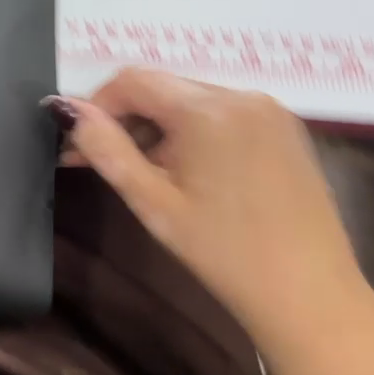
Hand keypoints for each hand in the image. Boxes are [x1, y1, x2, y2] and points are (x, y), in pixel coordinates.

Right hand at [54, 69, 368, 349]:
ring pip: (189, 99)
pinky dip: (191, 131)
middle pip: (161, 87)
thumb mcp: (149, 199)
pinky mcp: (286, 130)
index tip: (79, 146)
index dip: (95, 106)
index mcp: (207, 109)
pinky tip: (185, 172)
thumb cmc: (220, 249)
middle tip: (100, 162)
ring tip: (143, 173)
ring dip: (156, 126)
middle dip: (124, 118)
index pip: (132, 80)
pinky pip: (221, 113)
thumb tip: (64, 108)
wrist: (309, 294)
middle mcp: (243, 96)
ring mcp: (271, 111)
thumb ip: (104, 146)